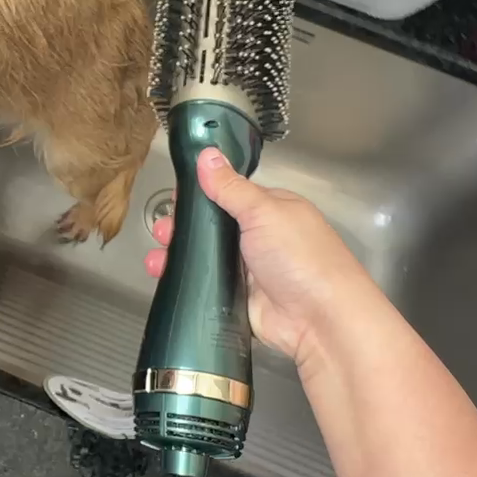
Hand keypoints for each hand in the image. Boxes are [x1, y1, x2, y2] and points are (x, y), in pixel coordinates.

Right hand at [145, 147, 378, 369]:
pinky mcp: (238, 297)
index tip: (174, 197)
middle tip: (163, 231)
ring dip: (179, 255)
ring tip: (157, 258)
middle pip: (211, 227)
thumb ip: (231, 187)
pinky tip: (164, 276)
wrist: (319, 321)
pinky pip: (205, 284)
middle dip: (183, 227)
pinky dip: (185, 280)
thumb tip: (208, 156)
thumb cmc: (303, 260)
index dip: (200, 194)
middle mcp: (260, 237)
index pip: (229, 193)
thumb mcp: (264, 212)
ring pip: (204, 256)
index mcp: (271, 210)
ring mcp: (248, 269)